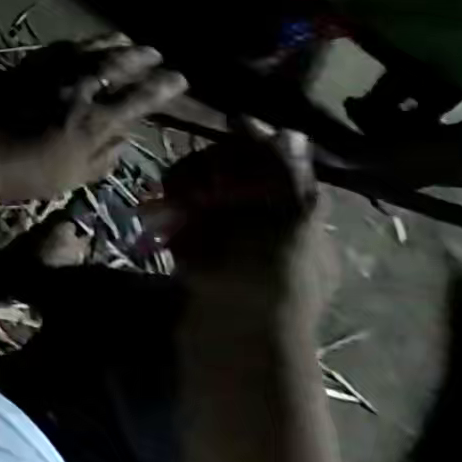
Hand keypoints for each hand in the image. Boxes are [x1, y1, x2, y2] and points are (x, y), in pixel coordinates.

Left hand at [0, 39, 187, 200]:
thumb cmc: (28, 174)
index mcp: (96, 121)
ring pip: (89, 50)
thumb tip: (125, 137)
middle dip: (141, 57)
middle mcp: (79, 90)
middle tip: (154, 53)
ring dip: (111, 44)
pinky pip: (58, 48)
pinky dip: (77, 44)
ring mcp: (51, 74)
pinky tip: (84, 43)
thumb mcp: (76, 176)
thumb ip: (106, 156)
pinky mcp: (27, 66)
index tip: (179, 78)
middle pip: (117, 65)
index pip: (140, 97)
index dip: (163, 86)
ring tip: (126, 39)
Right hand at [151, 118, 335, 321]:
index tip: (231, 125)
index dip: (252, 142)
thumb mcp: (292, 222)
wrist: (235, 335)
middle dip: (213, 164)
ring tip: (177, 196)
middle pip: (232, 166)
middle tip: (200, 179)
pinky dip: (170, 201)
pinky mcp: (192, 239)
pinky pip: (178, 205)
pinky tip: (165, 207)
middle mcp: (261, 215)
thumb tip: (288, 131)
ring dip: (188, 181)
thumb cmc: (273, 277)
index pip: (273, 160)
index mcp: (295, 210)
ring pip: (201, 182)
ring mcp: (224, 228)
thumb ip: (287, 174)